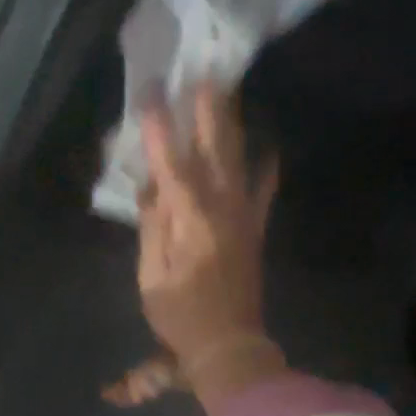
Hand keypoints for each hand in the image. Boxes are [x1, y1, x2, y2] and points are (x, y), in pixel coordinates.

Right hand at [132, 84, 286, 411]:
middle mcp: (222, 207)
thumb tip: (152, 189)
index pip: (172, 163)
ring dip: (231, 125)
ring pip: (238, 159)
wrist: (228, 344)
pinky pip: (263, 190)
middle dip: (205, 110)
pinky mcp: (254, 229)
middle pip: (214, 148)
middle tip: (201, 72)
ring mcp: (243, 216)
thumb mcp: (152, 277)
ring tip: (227, 93)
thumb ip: (152, 229)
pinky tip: (266, 149)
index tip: (149, 95)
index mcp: (191, 219)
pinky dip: (264, 167)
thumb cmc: (181, 315)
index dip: (159, 128)